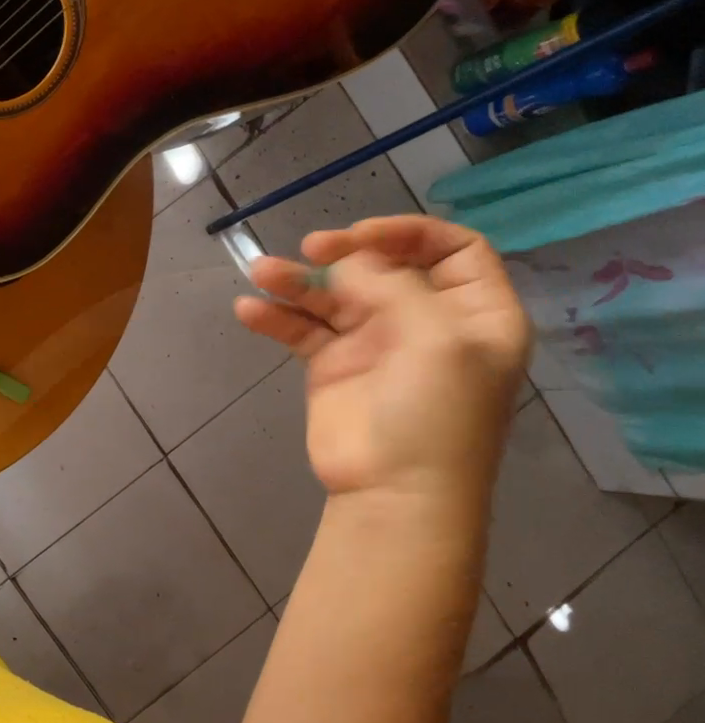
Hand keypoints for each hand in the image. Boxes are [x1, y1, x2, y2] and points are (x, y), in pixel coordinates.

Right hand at [233, 216, 531, 502]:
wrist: (392, 489)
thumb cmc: (434, 414)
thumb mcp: (434, 341)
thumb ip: (393, 289)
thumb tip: (347, 262)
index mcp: (473, 311)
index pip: (450, 249)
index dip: (407, 234)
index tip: (357, 238)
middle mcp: (424, 320)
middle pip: (382, 268)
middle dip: (343, 255)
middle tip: (307, 251)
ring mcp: (373, 344)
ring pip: (332, 296)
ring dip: (296, 282)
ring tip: (259, 274)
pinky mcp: (330, 367)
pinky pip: (301, 330)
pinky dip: (275, 317)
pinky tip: (249, 310)